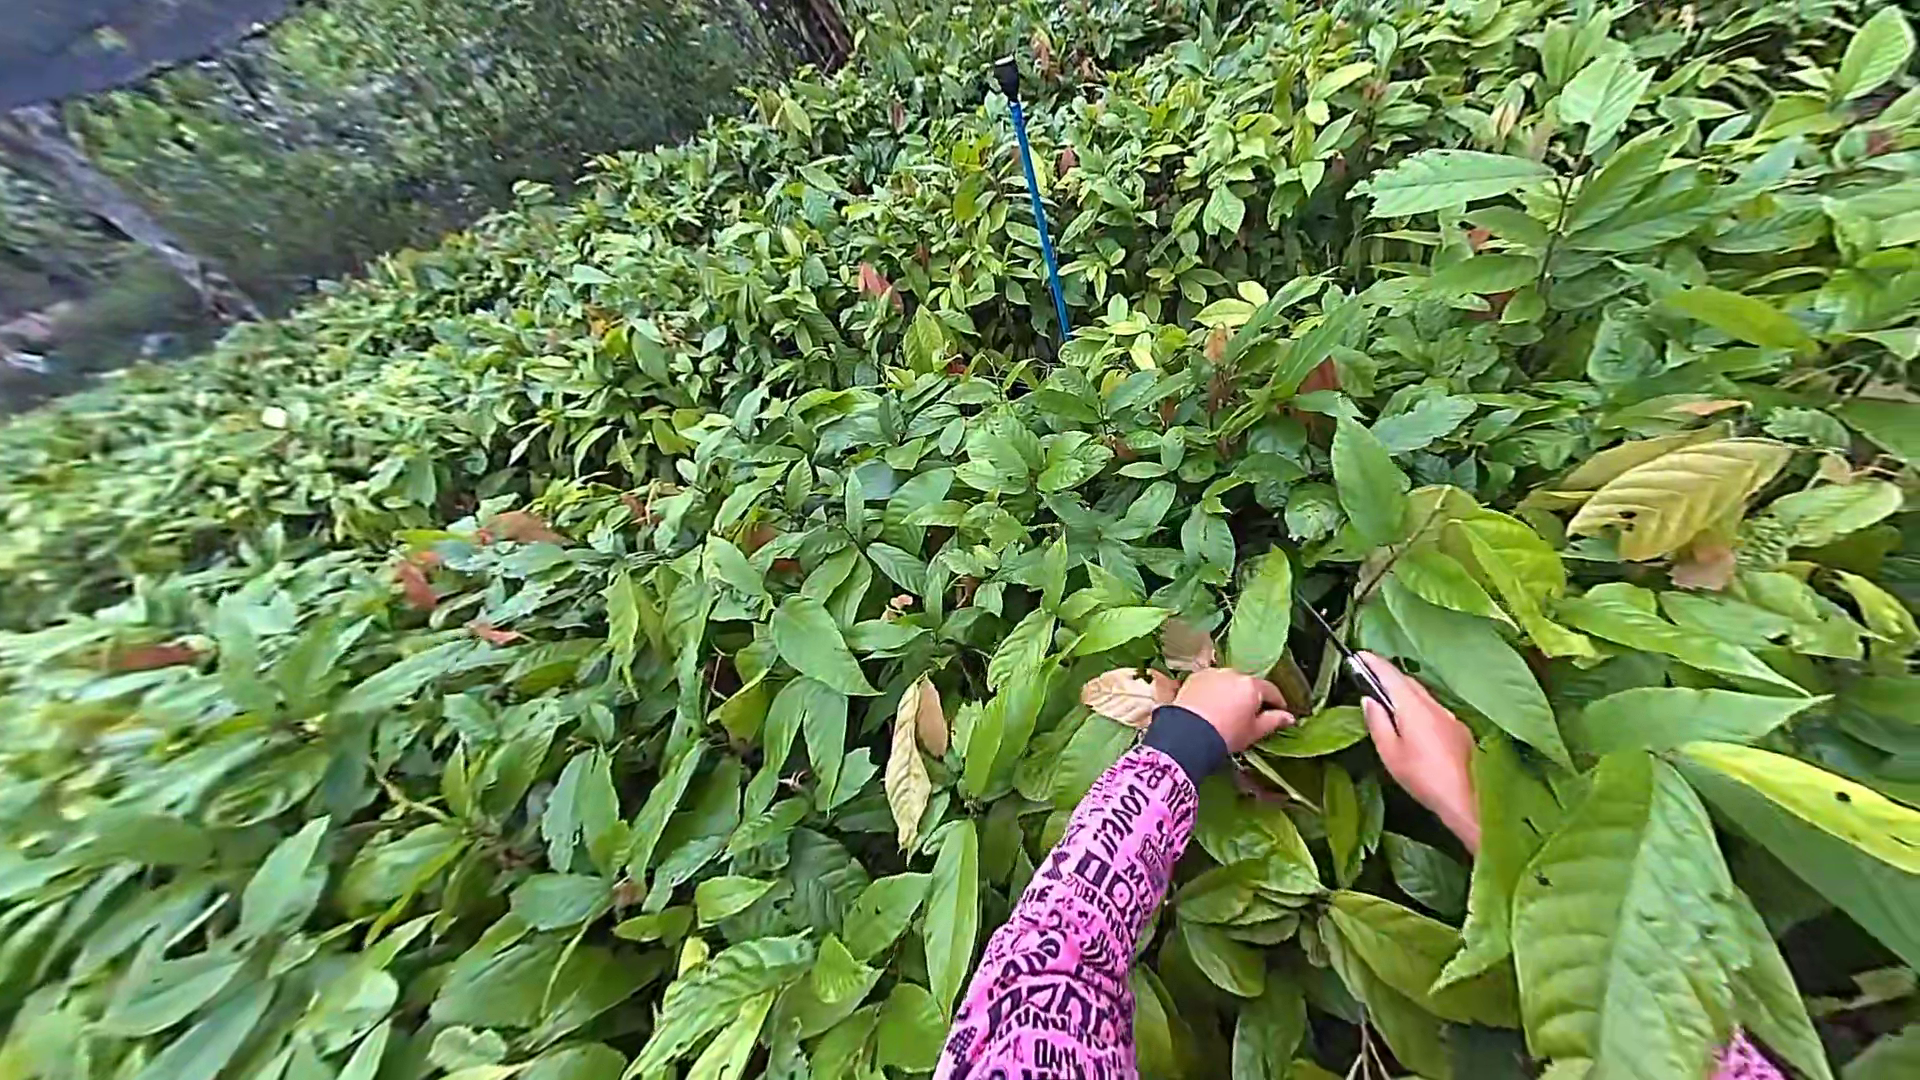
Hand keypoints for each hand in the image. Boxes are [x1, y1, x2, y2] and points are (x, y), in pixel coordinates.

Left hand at [1172, 668, 1294, 752]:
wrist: (1189, 732)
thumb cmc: (1227, 733)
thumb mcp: (1255, 731)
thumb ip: (1274, 721)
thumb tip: (1289, 717)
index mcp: (1251, 685)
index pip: (1271, 691)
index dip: (1278, 703)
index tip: (1279, 712)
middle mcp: (1232, 673)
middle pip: (1248, 684)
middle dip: (1251, 696)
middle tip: (1251, 713)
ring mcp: (1212, 673)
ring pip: (1228, 681)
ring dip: (1231, 692)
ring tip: (1229, 709)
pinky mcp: (1194, 677)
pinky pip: (1210, 682)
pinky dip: (1214, 690)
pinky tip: (1212, 704)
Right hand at [1357, 652, 1480, 853]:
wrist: (1471, 805)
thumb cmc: (1424, 779)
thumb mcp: (1389, 752)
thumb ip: (1377, 722)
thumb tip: (1369, 700)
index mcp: (1414, 709)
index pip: (1392, 675)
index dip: (1374, 662)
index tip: (1359, 654)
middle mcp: (1436, 708)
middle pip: (1409, 682)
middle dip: (1388, 674)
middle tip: (1368, 675)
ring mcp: (1452, 719)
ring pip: (1423, 696)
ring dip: (1404, 691)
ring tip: (1387, 699)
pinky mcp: (1461, 732)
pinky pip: (1434, 710)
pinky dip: (1418, 706)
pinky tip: (1412, 722)